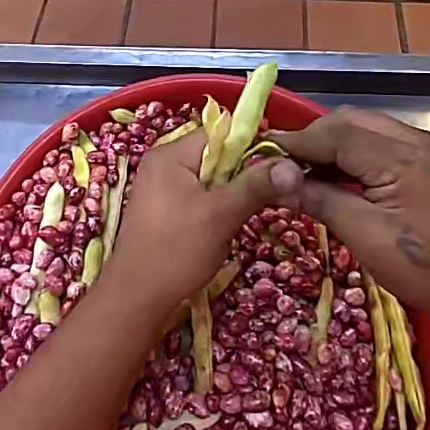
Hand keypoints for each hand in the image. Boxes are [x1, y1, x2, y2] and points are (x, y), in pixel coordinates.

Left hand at [106, 127, 299, 313]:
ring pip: (209, 177)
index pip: (220, 132)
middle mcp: (162, 163)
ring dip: (232, 191)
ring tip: (249, 210)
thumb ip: (256, 185)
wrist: (136, 298)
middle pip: (215, 154)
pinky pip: (198, 195)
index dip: (252, 142)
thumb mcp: (222, 215)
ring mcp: (160, 187)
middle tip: (271, 190)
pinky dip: (217, 205)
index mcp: (170, 154)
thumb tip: (294, 165)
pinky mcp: (163, 209)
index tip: (280, 161)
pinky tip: (228, 224)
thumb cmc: (176, 250)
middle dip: (244, 170)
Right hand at [270, 108, 429, 327]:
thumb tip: (277, 182)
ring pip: (364, 128)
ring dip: (331, 145)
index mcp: (404, 158)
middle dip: (313, 139)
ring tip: (303, 172)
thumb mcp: (365, 237)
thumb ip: (320, 200)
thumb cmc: (427, 271)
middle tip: (283, 166)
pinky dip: (352, 153)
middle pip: (350, 121)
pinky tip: (336, 177)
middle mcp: (417, 141)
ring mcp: (426, 148)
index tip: (264, 154)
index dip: (296, 142)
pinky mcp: (429, 161)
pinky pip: (380, 142)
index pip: (337, 133)